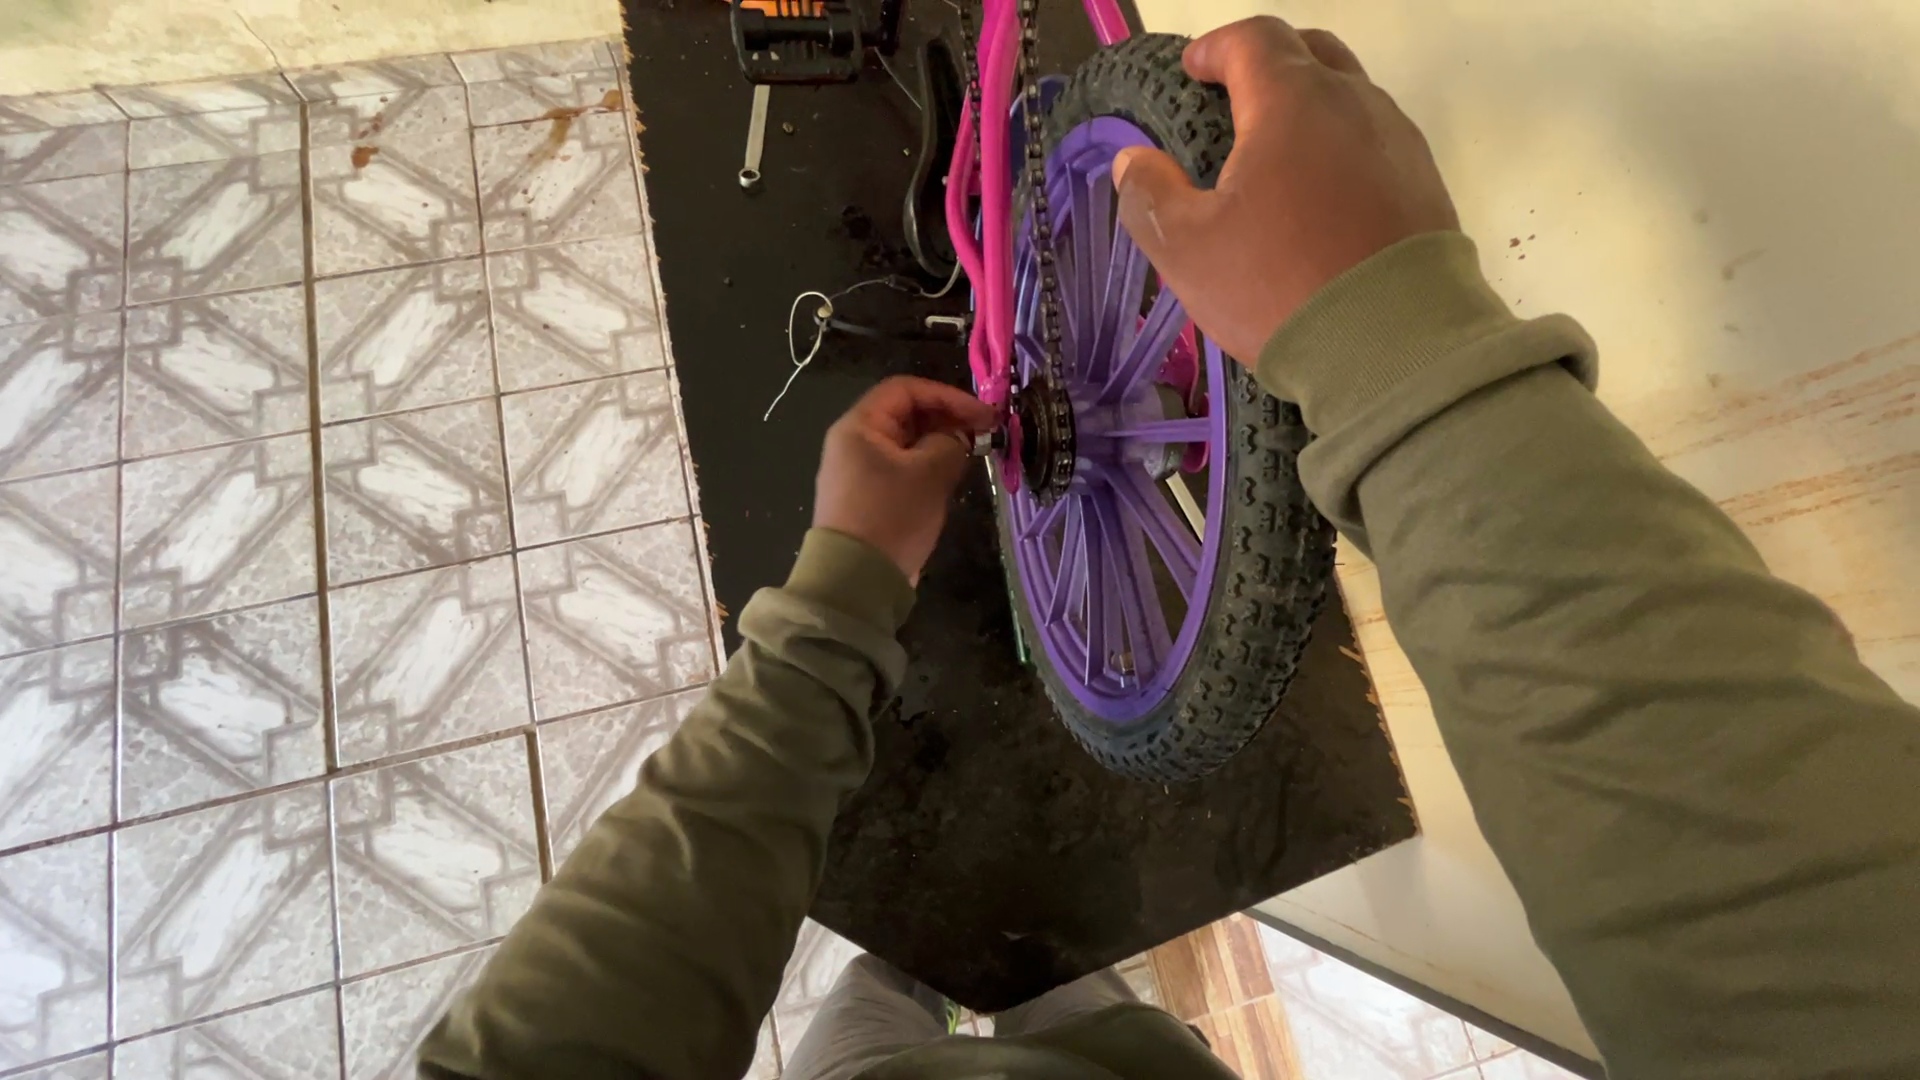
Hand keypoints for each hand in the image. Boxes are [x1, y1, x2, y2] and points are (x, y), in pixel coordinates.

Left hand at [813, 377, 995, 583]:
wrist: (856, 580)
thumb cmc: (891, 517)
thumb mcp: (929, 473)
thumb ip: (950, 443)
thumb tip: (956, 438)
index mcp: (859, 426)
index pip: (906, 390)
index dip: (948, 396)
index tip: (983, 415)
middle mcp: (854, 443)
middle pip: (906, 415)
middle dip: (947, 419)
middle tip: (984, 434)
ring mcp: (859, 472)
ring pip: (906, 444)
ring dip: (941, 444)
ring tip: (972, 455)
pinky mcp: (869, 498)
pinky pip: (902, 469)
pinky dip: (928, 467)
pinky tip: (950, 478)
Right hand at [1113, 17, 1458, 364]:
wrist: (1386, 342)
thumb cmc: (1273, 286)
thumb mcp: (1186, 250)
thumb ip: (1150, 197)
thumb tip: (1132, 161)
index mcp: (1290, 105)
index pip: (1253, 40)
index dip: (1215, 47)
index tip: (1192, 69)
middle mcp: (1353, 103)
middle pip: (1309, 52)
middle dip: (1265, 64)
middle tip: (1232, 100)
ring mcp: (1397, 141)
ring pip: (1347, 98)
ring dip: (1305, 110)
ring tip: (1272, 159)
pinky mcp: (1422, 184)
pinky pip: (1372, 144)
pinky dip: (1337, 150)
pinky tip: (1317, 200)